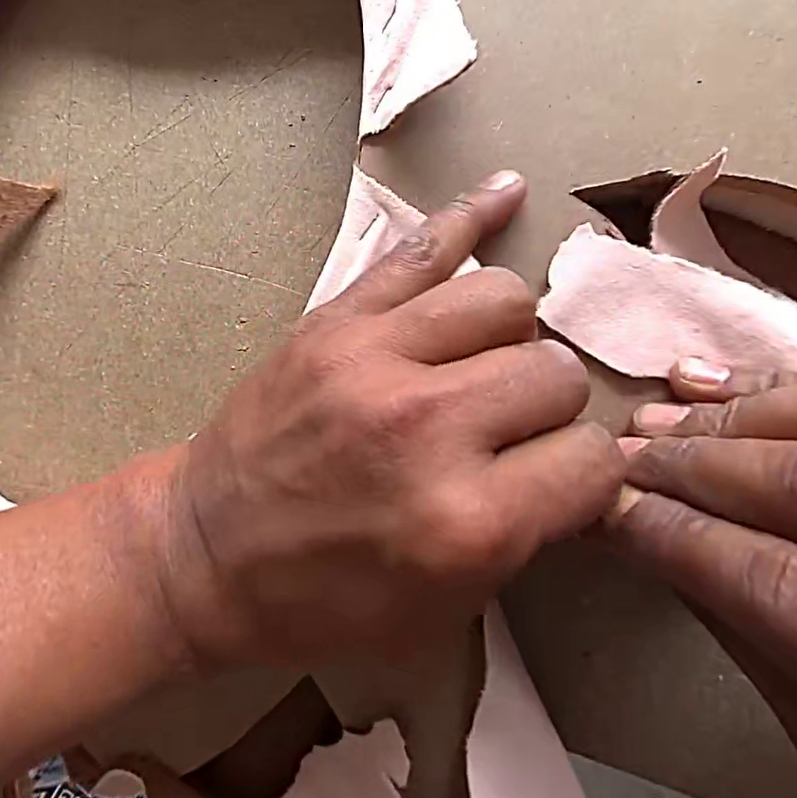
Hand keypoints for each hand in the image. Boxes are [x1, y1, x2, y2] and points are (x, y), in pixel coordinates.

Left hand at [156, 172, 622, 668]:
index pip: (590, 460)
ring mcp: (374, 359)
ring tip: (483, 360)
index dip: (581, 472)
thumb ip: (525, 531)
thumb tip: (577, 456)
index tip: (556, 474)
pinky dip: (471, 218)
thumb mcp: (443, 605)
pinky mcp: (333, 322)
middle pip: (555, 372)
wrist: (206, 550)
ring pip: (505, 300)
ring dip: (511, 336)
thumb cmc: (323, 598)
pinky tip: (507, 192)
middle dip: (547, 405)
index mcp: (466, 521)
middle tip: (508, 426)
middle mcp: (428, 426)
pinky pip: (421, 249)